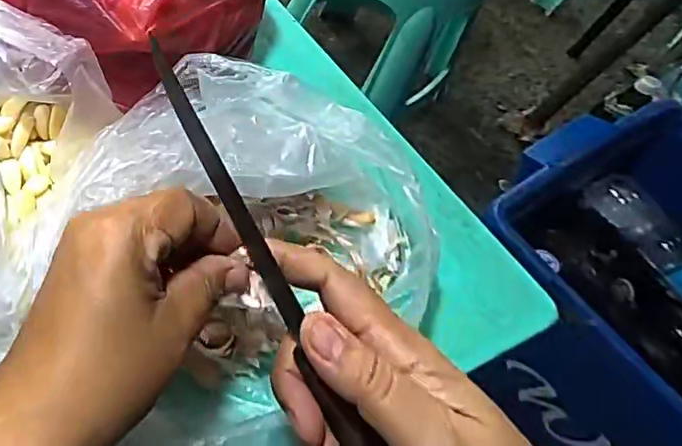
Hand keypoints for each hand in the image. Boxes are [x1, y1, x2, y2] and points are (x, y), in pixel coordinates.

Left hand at [0, 189, 247, 445]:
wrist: (41, 406)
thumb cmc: (112, 369)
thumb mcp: (171, 329)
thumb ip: (207, 285)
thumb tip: (237, 265)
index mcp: (120, 226)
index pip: (181, 202)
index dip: (218, 226)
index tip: (243, 259)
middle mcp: (96, 217)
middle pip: (159, 210)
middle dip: (196, 238)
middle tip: (226, 279)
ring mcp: (79, 234)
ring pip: (140, 225)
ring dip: (172, 249)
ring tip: (198, 290)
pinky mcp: (71, 254)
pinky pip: (119, 240)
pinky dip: (146, 256)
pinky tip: (163, 291)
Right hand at [268, 242, 526, 445]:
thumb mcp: (438, 435)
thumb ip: (376, 382)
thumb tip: (308, 321)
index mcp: (400, 348)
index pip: (334, 282)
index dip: (290, 258)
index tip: (243, 253)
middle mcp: (380, 363)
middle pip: (310, 334)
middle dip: (294, 369)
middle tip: (308, 426)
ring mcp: (374, 397)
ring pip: (311, 375)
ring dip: (304, 406)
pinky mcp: (367, 429)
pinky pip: (325, 413)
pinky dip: (318, 432)